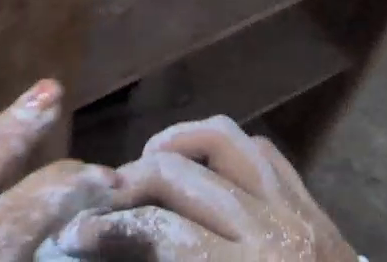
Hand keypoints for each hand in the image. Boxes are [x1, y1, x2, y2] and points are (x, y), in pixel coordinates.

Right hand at [53, 116, 356, 261]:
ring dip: (176, 143)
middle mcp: (272, 231)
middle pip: (179, 173)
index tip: (74, 233)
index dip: (109, 229)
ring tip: (150, 165)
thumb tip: (117, 252)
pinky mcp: (312, 204)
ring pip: (221, 137)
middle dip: (130, 181)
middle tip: (104, 199)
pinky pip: (260, 149)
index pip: (162, 231)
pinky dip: (224, 150)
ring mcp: (296, 209)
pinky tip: (204, 170)